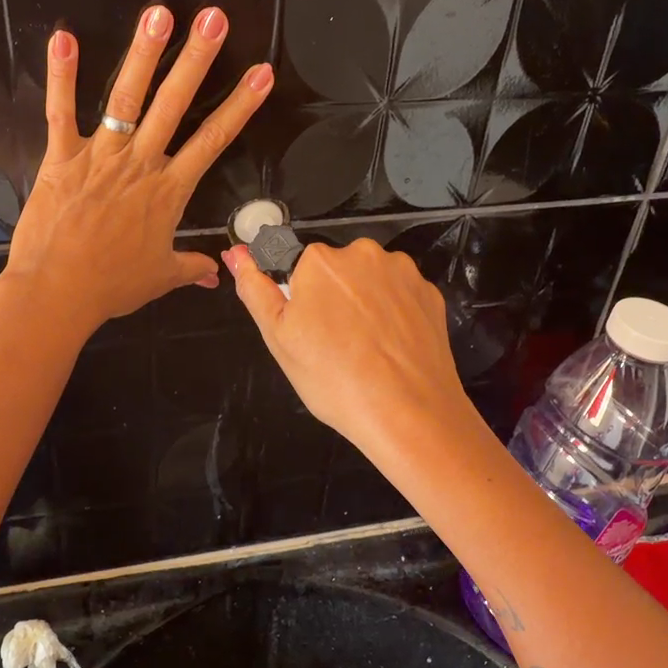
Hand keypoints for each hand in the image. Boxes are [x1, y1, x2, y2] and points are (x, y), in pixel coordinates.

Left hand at [5, 4, 272, 331]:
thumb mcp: (159, 277)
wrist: (58, 293)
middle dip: (197, 58)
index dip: (240, 105)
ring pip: (126, 97)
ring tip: (159, 13)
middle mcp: (140, 163)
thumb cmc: (111, 286)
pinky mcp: (61, 157)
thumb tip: (216, 275)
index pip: (213, 140)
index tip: (261, 73)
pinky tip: (63, 37)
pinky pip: (60, 111)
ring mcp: (100, 156)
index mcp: (168, 190)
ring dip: (143, 54)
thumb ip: (190, 268)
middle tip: (213, 18)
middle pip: (175, 104)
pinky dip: (60, 75)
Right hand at [222, 239, 476, 456]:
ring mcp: (402, 272)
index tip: (307, 329)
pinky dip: (393, 314)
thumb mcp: (279, 338)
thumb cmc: (332, 378)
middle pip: (336, 269)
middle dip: (332, 296)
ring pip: (370, 280)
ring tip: (365, 349)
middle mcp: (363, 253)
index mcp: (320, 260)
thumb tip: (236, 253)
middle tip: (333, 344)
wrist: (408, 414)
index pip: (295, 264)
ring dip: (364, 302)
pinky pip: (400, 296)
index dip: (297, 297)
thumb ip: (255, 289)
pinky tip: (391, 348)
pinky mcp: (430, 294)